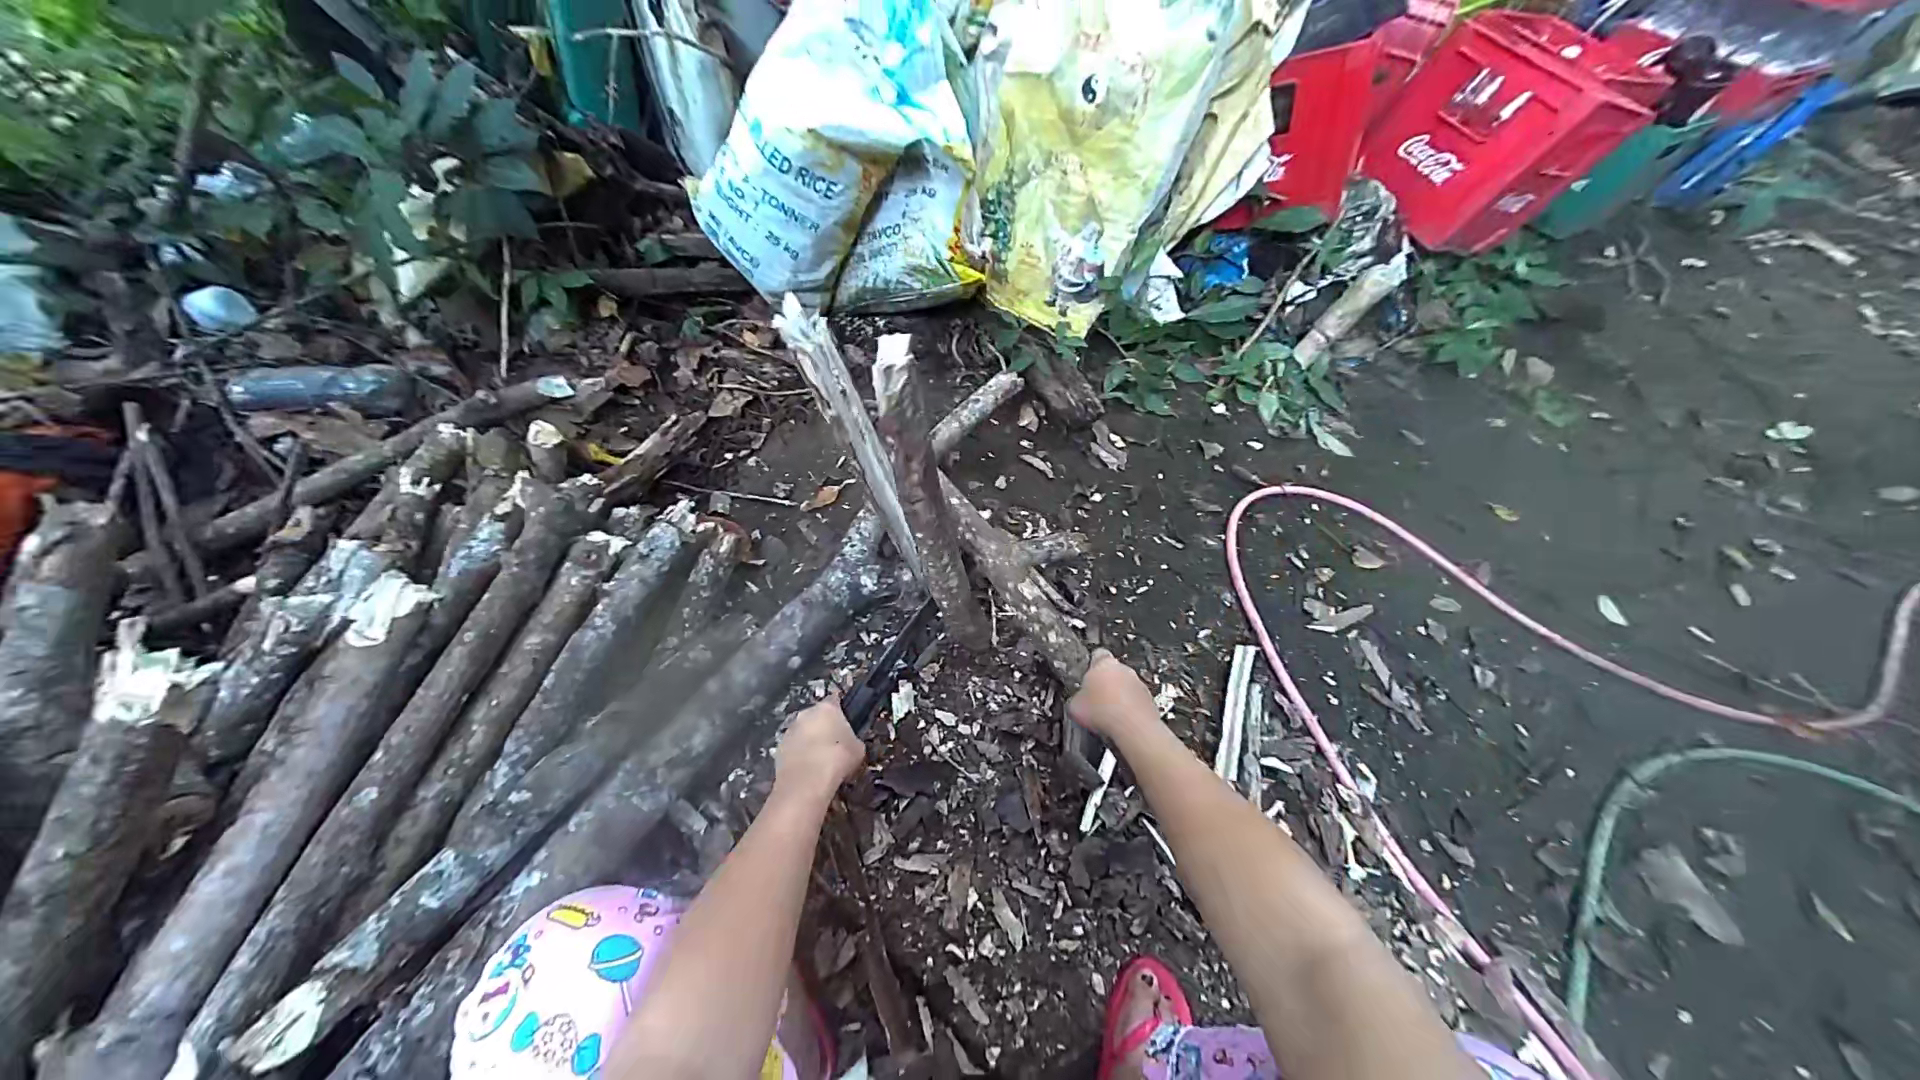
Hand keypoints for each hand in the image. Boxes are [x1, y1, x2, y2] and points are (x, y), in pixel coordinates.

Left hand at [774, 698, 863, 802]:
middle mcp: (805, 714)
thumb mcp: (858, 749)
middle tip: (835, 744)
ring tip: (821, 761)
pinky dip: (800, 755)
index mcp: (827, 707)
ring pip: (803, 732)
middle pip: (816, 716)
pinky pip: (794, 748)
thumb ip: (853, 740)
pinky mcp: (779, 749)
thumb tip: (850, 743)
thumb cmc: (838, 759)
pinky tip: (809, 770)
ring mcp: (789, 731)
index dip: (842, 710)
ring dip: (810, 741)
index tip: (847, 721)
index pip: (836, 699)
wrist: (807, 784)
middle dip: (824, 726)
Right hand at [1067, 649, 1159, 741]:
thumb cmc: (1104, 711)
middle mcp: (1124, 669)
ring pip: (1126, 687)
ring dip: (1119, 698)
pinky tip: (1121, 724)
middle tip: (1094, 700)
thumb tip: (1075, 703)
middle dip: (1105, 684)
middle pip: (1113, 672)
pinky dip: (1130, 711)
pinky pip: (1137, 703)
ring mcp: (1139, 685)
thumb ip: (1076, 698)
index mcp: (1104, 663)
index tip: (1086, 674)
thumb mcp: (1074, 705)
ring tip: (1108, 716)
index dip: (1091, 665)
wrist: (1132, 729)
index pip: (1097, 655)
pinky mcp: (1150, 702)